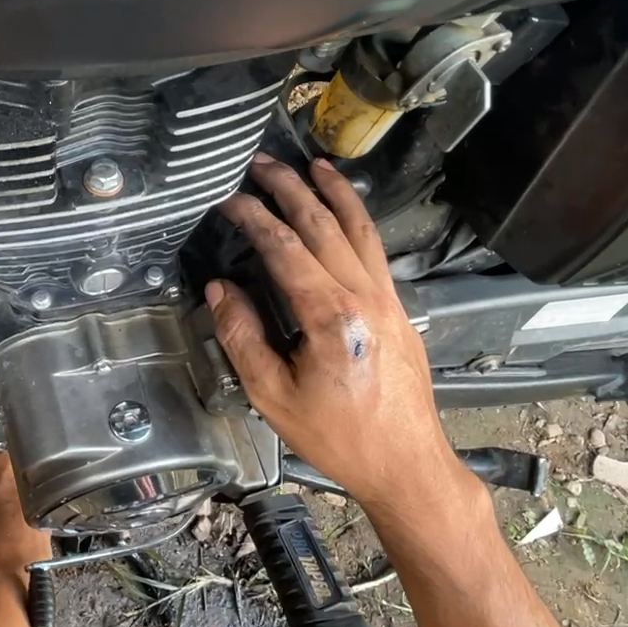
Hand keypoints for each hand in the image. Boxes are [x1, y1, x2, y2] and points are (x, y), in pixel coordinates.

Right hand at [208, 154, 471, 514]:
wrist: (406, 463)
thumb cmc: (338, 436)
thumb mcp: (272, 395)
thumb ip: (243, 337)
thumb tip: (221, 291)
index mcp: (331, 316)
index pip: (285, 249)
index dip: (254, 218)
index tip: (229, 201)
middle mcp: (365, 296)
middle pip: (324, 225)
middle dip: (290, 188)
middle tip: (262, 164)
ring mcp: (388, 298)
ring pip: (359, 229)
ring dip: (333, 193)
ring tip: (312, 165)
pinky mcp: (398, 308)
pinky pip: (375, 249)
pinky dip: (357, 220)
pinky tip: (345, 210)